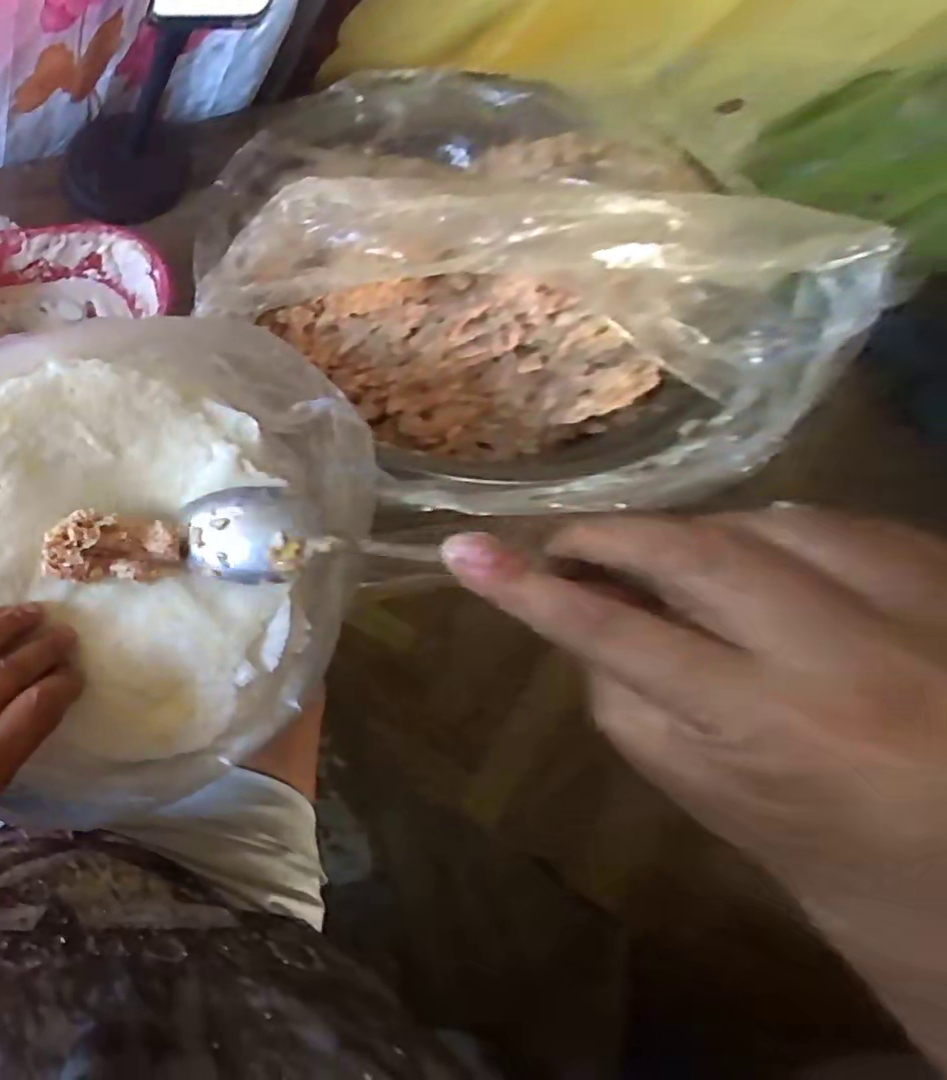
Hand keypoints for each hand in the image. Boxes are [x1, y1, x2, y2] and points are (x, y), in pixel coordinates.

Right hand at [440, 508, 946, 893]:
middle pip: (698, 553)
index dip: (525, 587)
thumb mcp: (672, 764)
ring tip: (666, 564)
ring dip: (692, 534)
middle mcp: (852, 661)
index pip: (610, 631)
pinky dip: (775, 532)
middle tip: (565, 547)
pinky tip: (752, 560)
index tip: (461, 550)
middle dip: (607, 536)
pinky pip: (852, 525)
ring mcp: (935, 620)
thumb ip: (616, 675)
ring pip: (776, 522)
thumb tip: (579, 595)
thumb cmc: (790, 823)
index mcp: (761, 722)